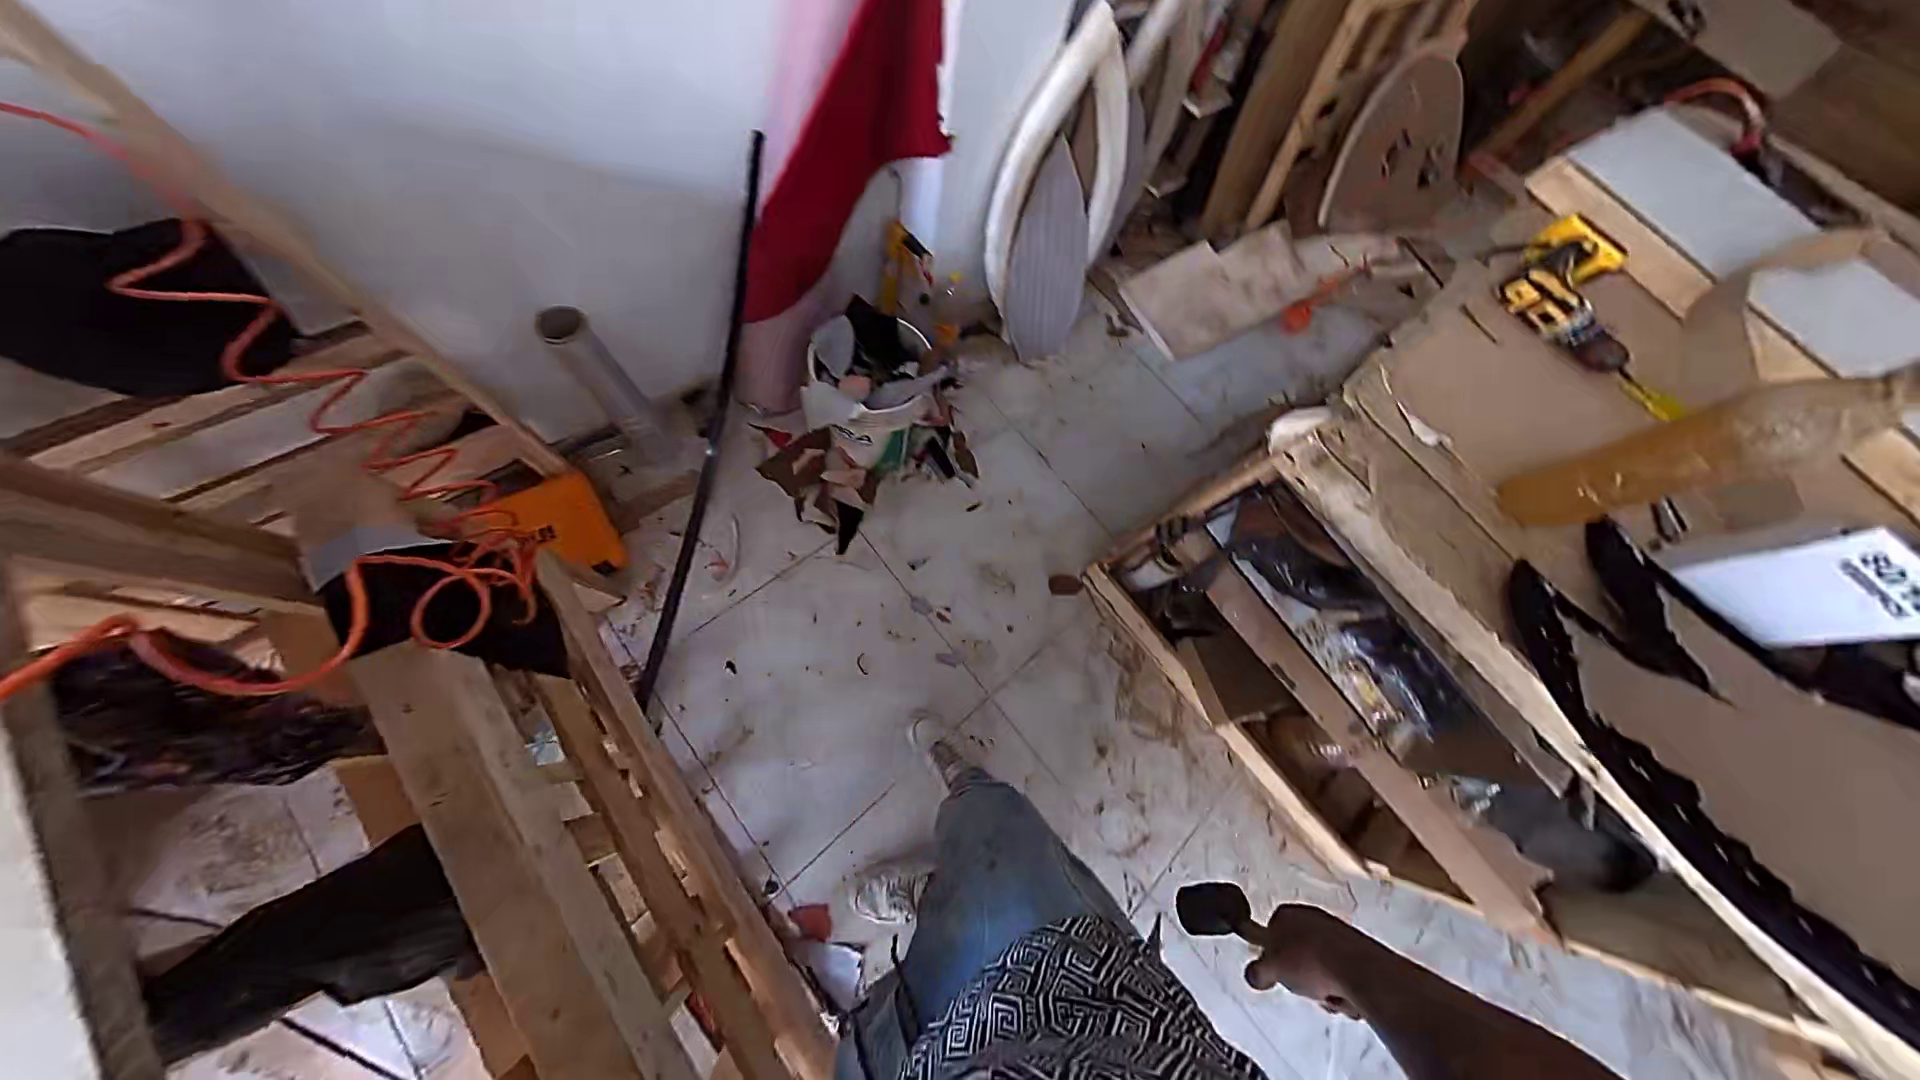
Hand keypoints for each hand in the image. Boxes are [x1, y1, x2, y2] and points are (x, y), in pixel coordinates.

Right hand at [1244, 904, 1362, 1018]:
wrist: (1358, 970)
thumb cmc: (1313, 960)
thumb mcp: (1271, 969)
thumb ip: (1256, 971)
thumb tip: (1253, 974)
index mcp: (1285, 913)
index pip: (1269, 932)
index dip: (1271, 956)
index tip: (1274, 970)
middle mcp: (1310, 916)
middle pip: (1297, 951)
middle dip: (1300, 973)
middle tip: (1302, 985)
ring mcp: (1335, 931)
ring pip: (1321, 963)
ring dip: (1323, 983)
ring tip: (1326, 993)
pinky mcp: (1358, 949)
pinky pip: (1343, 970)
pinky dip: (1342, 984)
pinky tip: (1343, 993)